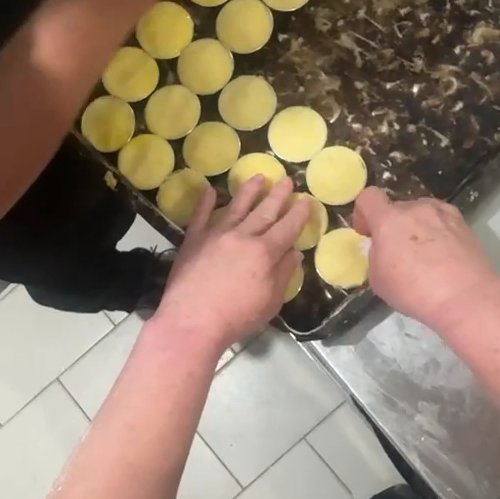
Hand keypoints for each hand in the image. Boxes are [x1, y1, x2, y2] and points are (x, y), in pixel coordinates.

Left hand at [154, 176, 308, 353]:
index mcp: (265, 253)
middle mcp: (242, 237)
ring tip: (258, 177)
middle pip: (265, 211)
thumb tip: (294, 253)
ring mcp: (216, 235)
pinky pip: (201, 216)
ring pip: (236, 207)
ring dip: (249, 191)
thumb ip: (283, 275)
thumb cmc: (237, 318)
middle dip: (278, 195)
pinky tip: (211, 191)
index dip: (299, 213)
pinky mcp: (193, 240)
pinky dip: (206, 202)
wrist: (192, 321)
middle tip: (287, 180)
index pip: (288, 227)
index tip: (306, 200)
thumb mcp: (270, 302)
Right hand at [351, 187, 499, 329]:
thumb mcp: (378, 280)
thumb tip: (384, 249)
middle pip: (397, 207)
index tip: (367, 234)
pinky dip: (437, 231)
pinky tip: (443, 253)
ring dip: (416, 226)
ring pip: (421, 212)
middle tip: (397, 252)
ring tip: (423, 253)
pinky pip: (442, 220)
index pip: (368, 197)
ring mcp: (443, 214)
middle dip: (392, 225)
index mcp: (389, 220)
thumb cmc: (414, 291)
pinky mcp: (464, 224)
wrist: (465, 297)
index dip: (363, 214)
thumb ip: (376, 256)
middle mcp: (416, 209)